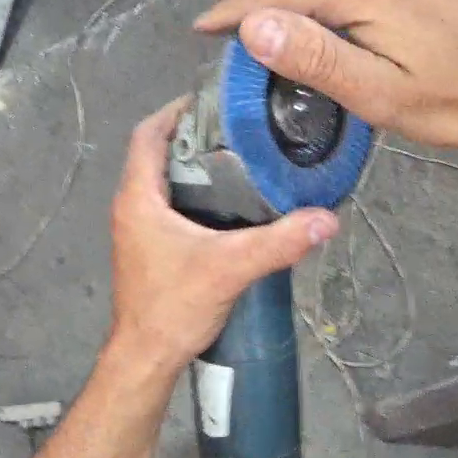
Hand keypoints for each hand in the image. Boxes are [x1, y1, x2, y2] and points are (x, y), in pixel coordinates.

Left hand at [108, 99, 338, 372]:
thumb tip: (326, 218)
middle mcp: (131, 205)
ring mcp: (136, 227)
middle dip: (191, 133)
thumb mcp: (229, 269)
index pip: (147, 134)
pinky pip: (167, 202)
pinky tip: (228, 200)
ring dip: (192, 163)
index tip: (212, 99)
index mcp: (138, 197)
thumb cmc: (172, 306)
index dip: (174, 110)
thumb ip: (278, 242)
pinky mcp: (148, 246)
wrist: (145, 358)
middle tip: (237, 124)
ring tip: (238, 154)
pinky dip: (192, 190)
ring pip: (161, 178)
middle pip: (155, 151)